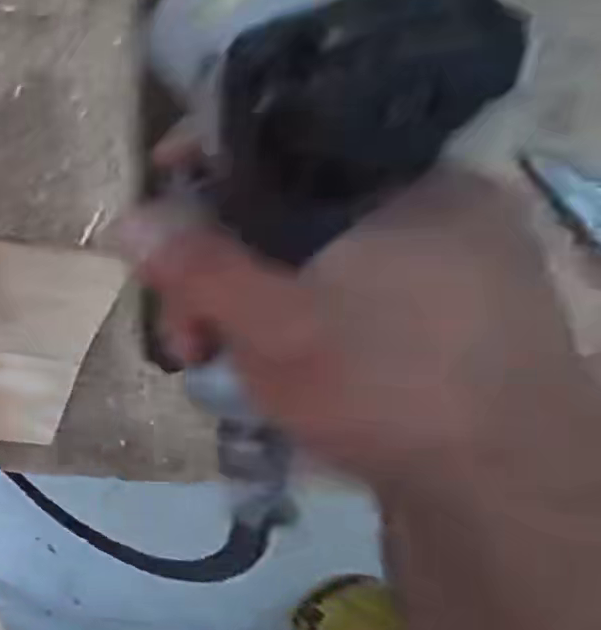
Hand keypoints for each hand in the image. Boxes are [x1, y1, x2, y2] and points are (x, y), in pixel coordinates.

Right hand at [115, 169, 592, 490]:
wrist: (502, 485)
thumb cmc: (383, 386)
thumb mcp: (268, 324)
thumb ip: (195, 267)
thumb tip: (128, 218)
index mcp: (409, 190)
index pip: (287, 143)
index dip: (209, 159)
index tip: (157, 188)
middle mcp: (431, 209)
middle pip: (276, 210)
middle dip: (208, 265)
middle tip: (182, 327)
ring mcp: (439, 258)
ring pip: (295, 253)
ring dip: (234, 299)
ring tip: (208, 356)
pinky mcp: (433, 304)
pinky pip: (325, 283)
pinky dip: (277, 311)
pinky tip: (256, 357)